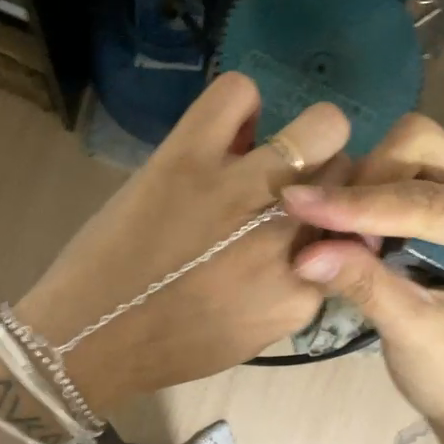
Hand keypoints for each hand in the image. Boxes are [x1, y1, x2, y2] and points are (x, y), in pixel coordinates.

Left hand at [14, 73, 350, 417]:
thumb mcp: (254, 333)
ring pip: (320, 129)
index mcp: (302, 290)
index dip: (332, 221)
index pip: (352, 230)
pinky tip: (225, 132)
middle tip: (284, 189)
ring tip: (263, 155)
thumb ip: (292, 289)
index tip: (307, 224)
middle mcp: (285, 238)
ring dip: (303, 139)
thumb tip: (309, 244)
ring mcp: (238, 192)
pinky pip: (238, 95)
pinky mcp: (188, 159)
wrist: (91, 338)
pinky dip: (241, 104)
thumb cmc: (170, 348)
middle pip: (345, 176)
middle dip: (325, 179)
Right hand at [280, 114, 443, 432]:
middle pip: (420, 146)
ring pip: (409, 148)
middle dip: (369, 183)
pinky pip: (402, 165)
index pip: (428, 202)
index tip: (300, 205)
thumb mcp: (408, 334)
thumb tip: (307, 254)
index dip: (360, 205)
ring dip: (366, 184)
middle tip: (342, 238)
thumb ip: (365, 287)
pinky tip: (354, 230)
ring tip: (349, 240)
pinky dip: (369, 190)